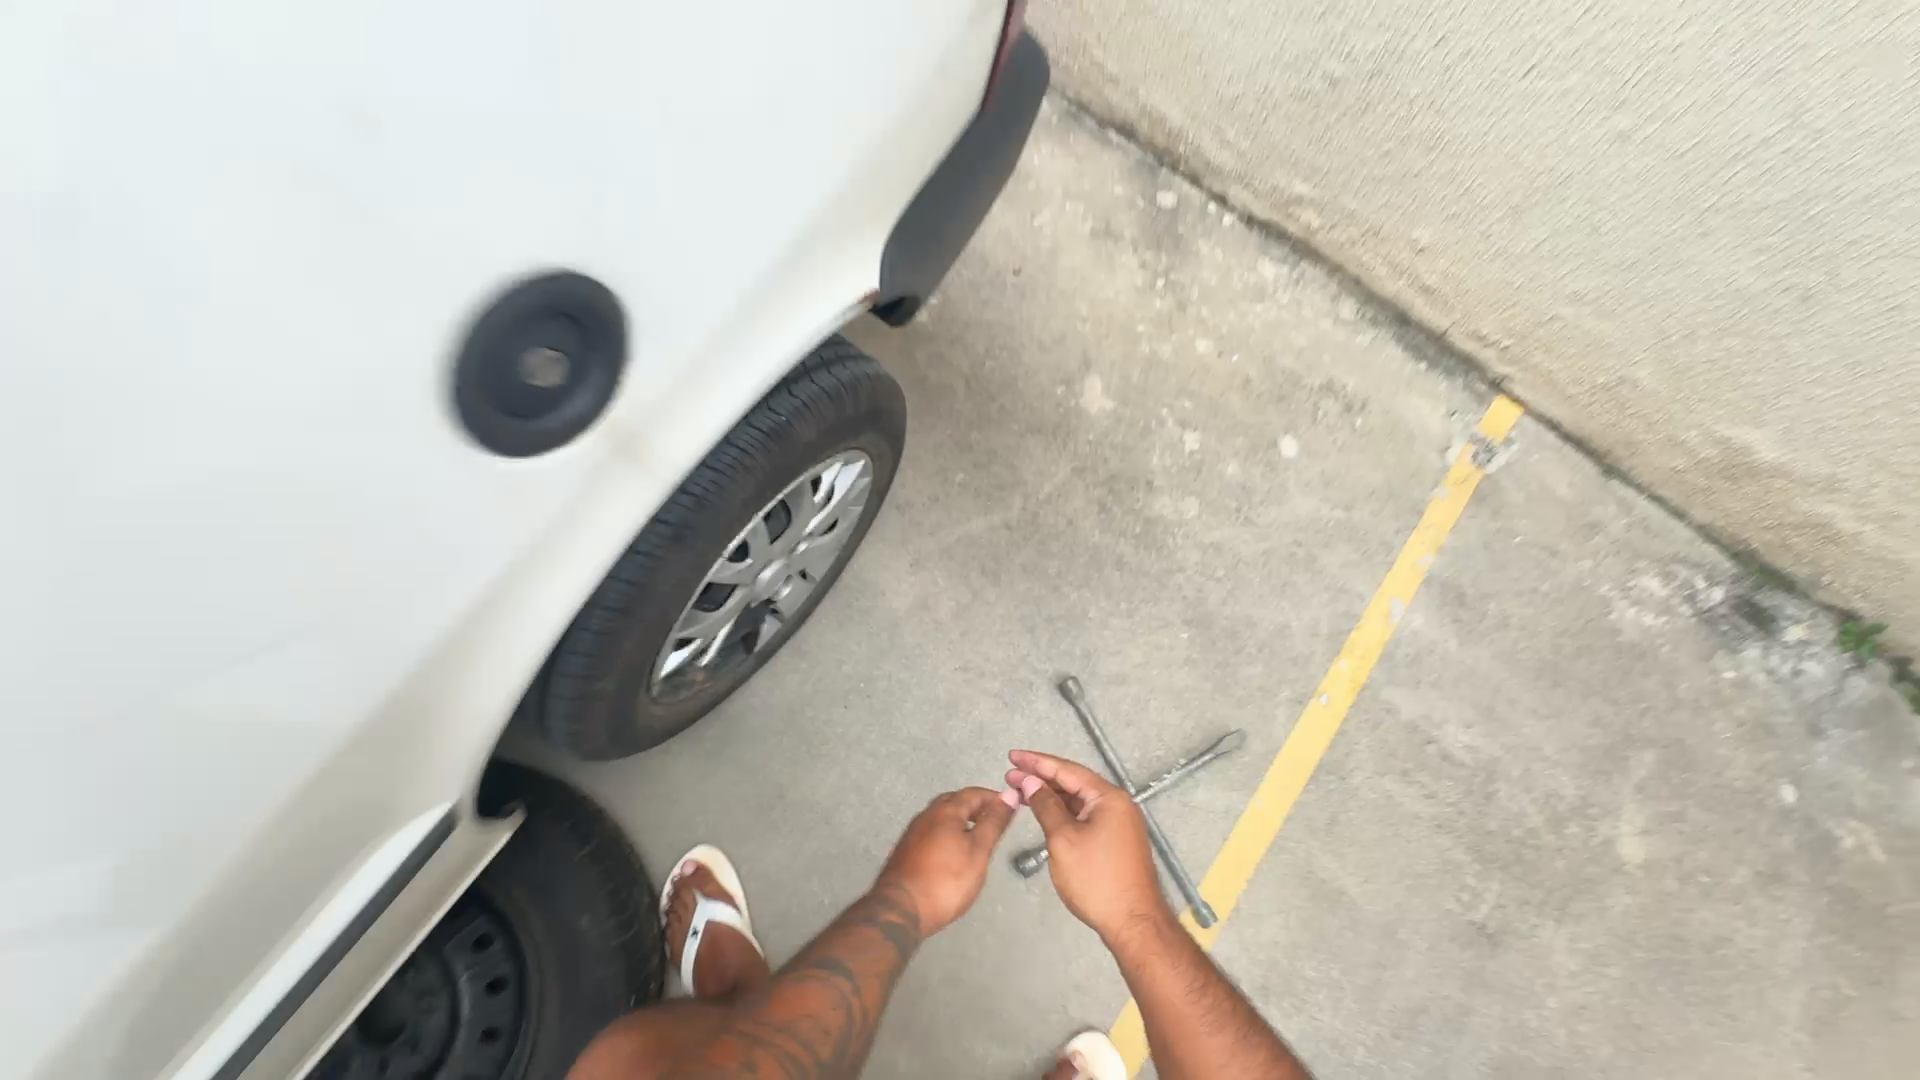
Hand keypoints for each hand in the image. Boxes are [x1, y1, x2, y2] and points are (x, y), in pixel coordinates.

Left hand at [872, 787, 1015, 935]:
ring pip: (941, 817)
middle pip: (954, 802)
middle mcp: (926, 815)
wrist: (901, 910)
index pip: (973, 794)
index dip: (994, 798)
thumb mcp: (978, 851)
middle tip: (995, 820)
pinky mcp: (906, 851)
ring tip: (978, 837)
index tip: (1011, 807)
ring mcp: (913, 833)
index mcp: (945, 811)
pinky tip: (954, 852)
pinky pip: (932, 832)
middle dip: (976, 807)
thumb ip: (993, 823)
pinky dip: (948, 833)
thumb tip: (1009, 795)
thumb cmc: (946, 879)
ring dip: (961, 820)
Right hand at [1006, 750, 1170, 941]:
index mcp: (1108, 797)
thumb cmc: (1096, 879)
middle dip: (1041, 778)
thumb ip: (1045, 806)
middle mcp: (1117, 804)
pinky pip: (1084, 816)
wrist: (1134, 923)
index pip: (1067, 770)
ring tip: (1022, 792)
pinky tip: (1046, 813)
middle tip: (1011, 774)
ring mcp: (1118, 823)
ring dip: (1051, 796)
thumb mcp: (1063, 840)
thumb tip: (1030, 782)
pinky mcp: (1115, 841)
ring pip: (1078, 801)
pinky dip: (1063, 812)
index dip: (1036, 762)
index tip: (1012, 755)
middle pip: (1074, 782)